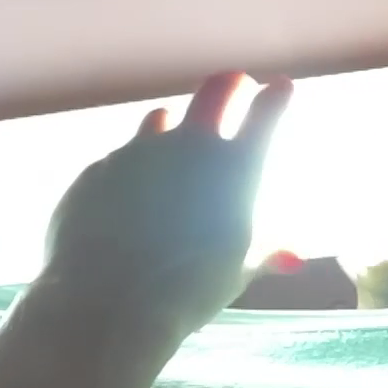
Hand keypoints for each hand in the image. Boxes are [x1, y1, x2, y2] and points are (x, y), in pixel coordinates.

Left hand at [41, 71, 292, 345]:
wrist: (111, 301)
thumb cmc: (193, 286)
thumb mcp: (240, 270)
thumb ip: (267, 253)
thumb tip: (293, 258)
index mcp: (233, 169)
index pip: (265, 116)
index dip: (277, 98)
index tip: (281, 88)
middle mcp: (186, 146)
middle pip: (214, 92)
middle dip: (231, 86)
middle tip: (237, 87)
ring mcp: (135, 154)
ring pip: (160, 122)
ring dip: (174, 128)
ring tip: (176, 145)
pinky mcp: (95, 173)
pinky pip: (121, 161)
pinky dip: (134, 172)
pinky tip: (133, 201)